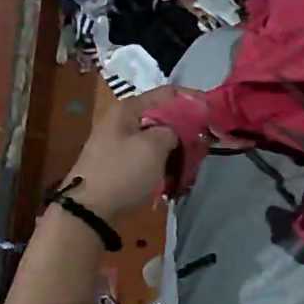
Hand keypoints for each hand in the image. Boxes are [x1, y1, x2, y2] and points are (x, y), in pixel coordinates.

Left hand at [57, 87, 194, 220]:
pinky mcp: (122, 162)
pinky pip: (150, 155)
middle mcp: (124, 120)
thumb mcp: (154, 146)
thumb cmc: (123, 172)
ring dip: (178, 148)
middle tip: (206, 143)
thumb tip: (180, 129)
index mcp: (129, 108)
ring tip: (193, 163)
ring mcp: (121, 142)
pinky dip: (165, 162)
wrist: (90, 209)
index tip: (214, 114)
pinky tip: (176, 175)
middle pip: (164, 116)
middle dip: (187, 128)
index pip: (168, 93)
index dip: (193, 100)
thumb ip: (174, 129)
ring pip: (159, 138)